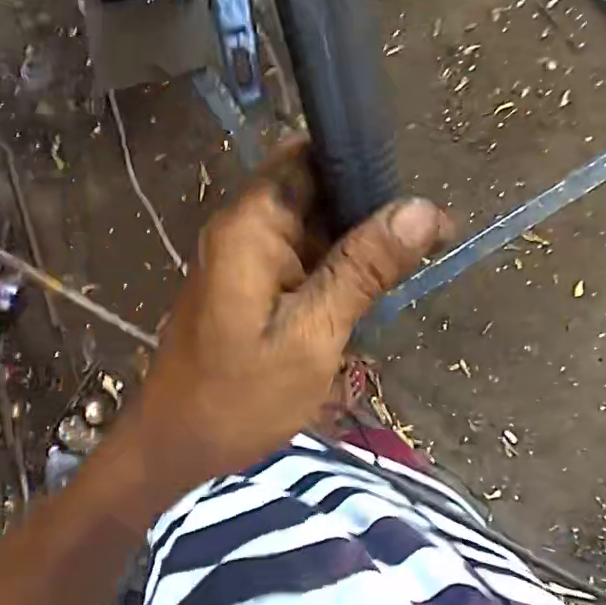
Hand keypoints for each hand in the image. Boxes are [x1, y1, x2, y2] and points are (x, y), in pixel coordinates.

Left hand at [105, 140, 450, 511]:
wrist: (175, 446)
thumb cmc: (238, 399)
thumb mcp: (311, 336)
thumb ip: (362, 270)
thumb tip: (422, 209)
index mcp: (249, 227)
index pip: (305, 158)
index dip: (360, 163)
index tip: (415, 188)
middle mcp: (240, 229)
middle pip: (310, 189)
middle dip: (365, 206)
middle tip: (430, 235)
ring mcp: (240, 258)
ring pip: (307, 225)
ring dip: (352, 240)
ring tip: (413, 260)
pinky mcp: (245, 285)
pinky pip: (295, 258)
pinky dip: (331, 266)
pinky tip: (370, 286)